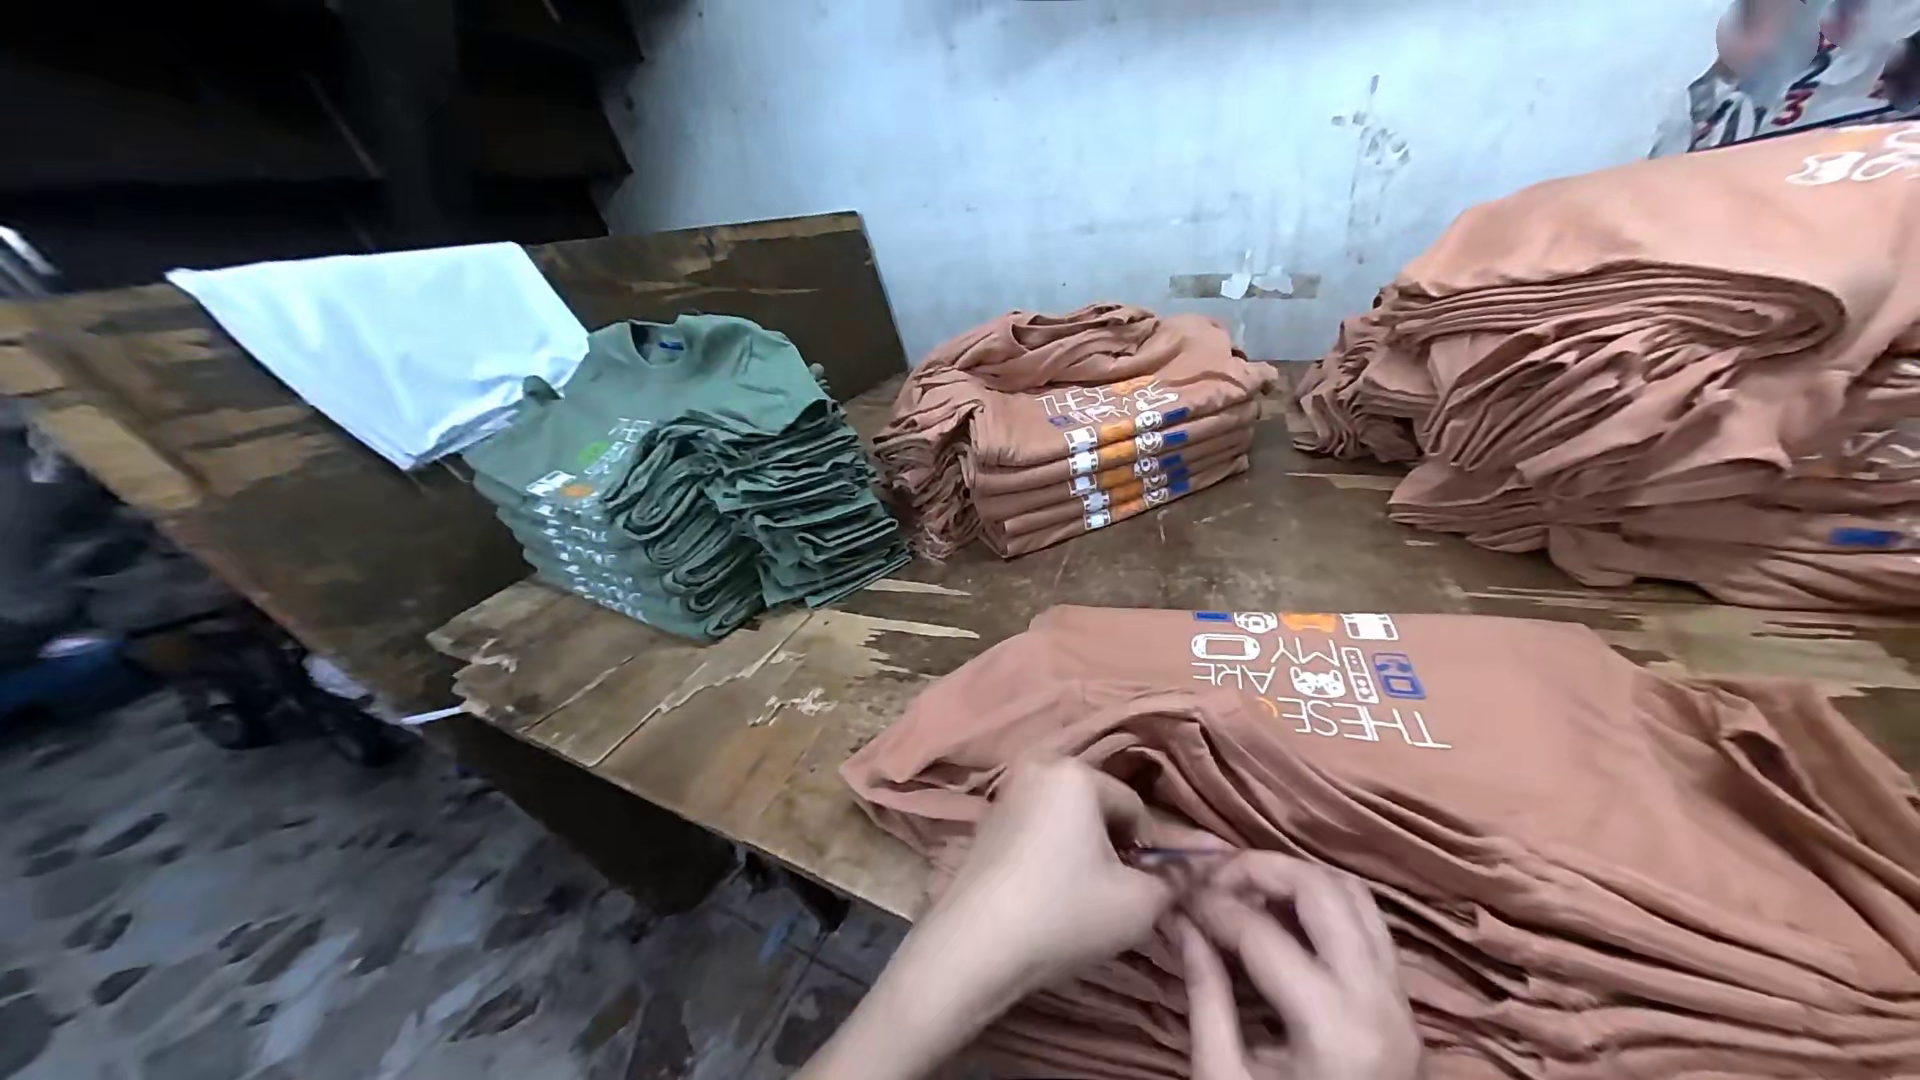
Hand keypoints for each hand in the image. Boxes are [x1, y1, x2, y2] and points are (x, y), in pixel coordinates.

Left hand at [920, 757, 1174, 1003]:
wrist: (975, 943)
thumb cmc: (1065, 912)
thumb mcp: (1138, 902)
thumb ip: (1176, 879)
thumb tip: (1203, 864)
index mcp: (1076, 773)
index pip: (1136, 809)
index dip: (1151, 853)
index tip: (1146, 892)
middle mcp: (1040, 767)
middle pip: (1101, 808)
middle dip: (1116, 848)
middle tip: (1115, 894)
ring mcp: (1009, 791)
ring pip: (1069, 818)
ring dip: (1085, 850)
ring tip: (1081, 896)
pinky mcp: (989, 818)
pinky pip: (1040, 826)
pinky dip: (1053, 851)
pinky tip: (1048, 891)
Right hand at [1180, 854, 1420, 1079]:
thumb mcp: (1224, 1079)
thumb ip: (1204, 993)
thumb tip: (1178, 921)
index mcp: (1334, 1030)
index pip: (1258, 929)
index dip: (1207, 904)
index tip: (1174, 899)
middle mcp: (1380, 1003)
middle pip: (1319, 889)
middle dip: (1256, 869)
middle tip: (1210, 880)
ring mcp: (1400, 1001)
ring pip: (1352, 894)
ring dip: (1293, 877)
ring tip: (1244, 889)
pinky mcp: (1402, 1004)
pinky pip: (1367, 922)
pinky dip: (1321, 900)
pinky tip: (1281, 914)